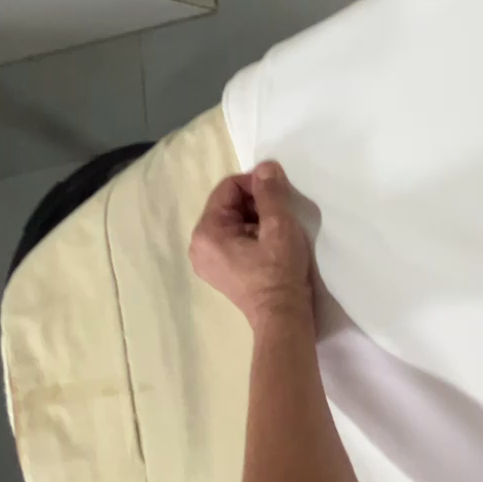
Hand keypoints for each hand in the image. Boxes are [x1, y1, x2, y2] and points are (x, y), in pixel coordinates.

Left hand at [190, 161, 315, 331]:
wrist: (283, 314)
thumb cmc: (279, 270)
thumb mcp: (279, 226)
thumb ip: (271, 193)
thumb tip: (265, 166)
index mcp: (207, 233)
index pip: (227, 188)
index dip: (255, 183)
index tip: (280, 193)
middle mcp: (199, 245)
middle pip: (229, 204)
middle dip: (256, 201)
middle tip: (281, 212)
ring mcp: (207, 260)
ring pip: (233, 220)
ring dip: (257, 216)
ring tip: (278, 228)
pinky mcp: (220, 269)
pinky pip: (234, 237)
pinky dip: (253, 232)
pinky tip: (271, 242)